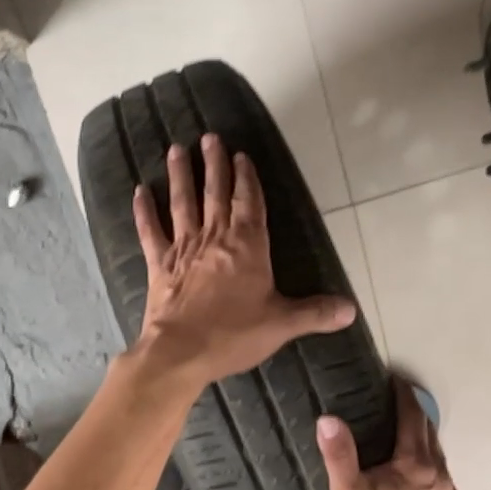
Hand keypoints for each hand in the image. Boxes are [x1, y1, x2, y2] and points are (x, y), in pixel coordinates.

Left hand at [130, 135, 355, 385]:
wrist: (180, 352)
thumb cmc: (233, 334)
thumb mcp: (282, 324)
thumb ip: (315, 313)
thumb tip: (351, 311)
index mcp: (248, 247)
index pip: (249, 203)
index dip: (246, 178)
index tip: (241, 155)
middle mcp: (215, 239)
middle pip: (215, 194)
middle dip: (214, 164)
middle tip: (209, 138)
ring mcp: (183, 250)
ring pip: (182, 203)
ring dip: (180, 176)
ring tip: (176, 149)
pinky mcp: (159, 266)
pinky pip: (150, 232)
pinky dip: (143, 211)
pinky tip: (139, 191)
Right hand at [316, 378, 459, 489]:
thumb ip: (339, 454)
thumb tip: (328, 420)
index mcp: (416, 464)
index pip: (413, 417)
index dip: (403, 395)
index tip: (393, 380)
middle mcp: (440, 474)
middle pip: (428, 433)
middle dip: (412, 415)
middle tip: (392, 403)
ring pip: (436, 456)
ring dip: (420, 442)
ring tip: (399, 436)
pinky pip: (439, 479)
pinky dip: (426, 468)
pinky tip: (410, 475)